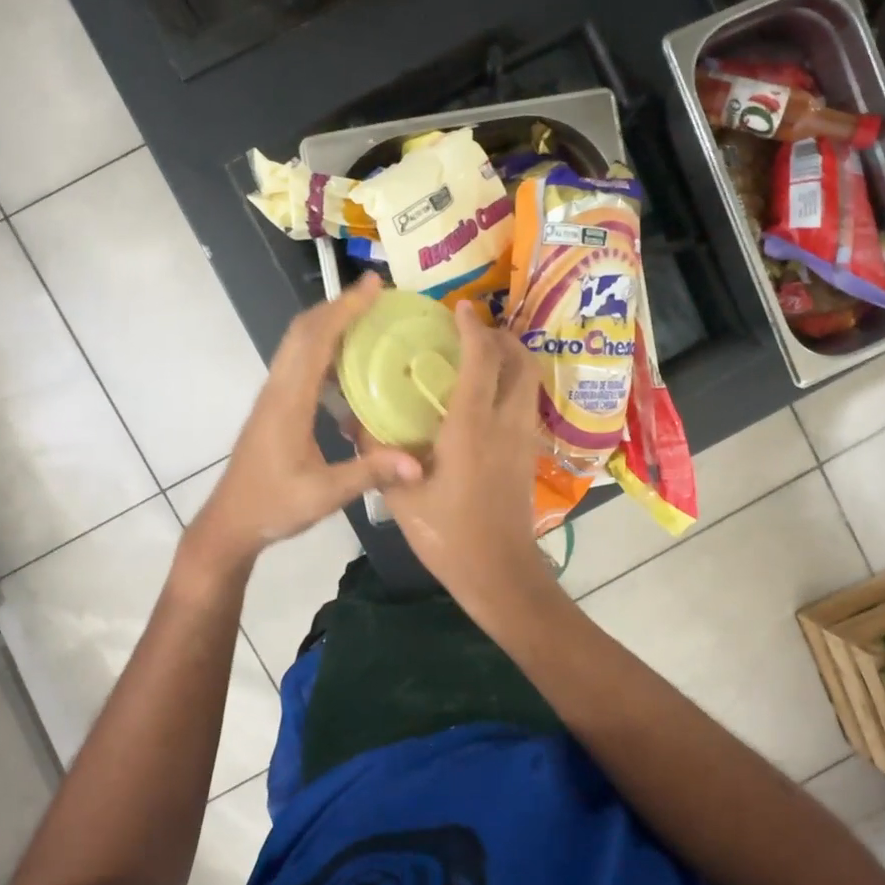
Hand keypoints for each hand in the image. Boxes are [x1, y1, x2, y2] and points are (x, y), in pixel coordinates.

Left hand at [188, 274, 422, 568]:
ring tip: (367, 317)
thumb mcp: (324, 495)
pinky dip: (323, 346)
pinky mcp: (275, 406)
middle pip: (303, 331)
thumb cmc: (273, 506)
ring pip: (298, 344)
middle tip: (377, 293)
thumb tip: (419, 464)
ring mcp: (273, 396)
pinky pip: (299, 362)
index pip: (315, 340)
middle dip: (339, 305)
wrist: (230, 522)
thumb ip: (369, 474)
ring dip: (329, 322)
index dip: (344, 308)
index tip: (374, 286)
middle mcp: (278, 389)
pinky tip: (350, 361)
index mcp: (288, 401)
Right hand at [370, 301, 547, 607]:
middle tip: (472, 332)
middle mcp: (505, 424)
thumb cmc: (448, 536)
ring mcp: (523, 439)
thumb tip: (354, 423)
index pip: (482, 360)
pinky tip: (485, 398)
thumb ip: (379, 456)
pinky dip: (512, 385)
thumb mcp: (401, 498)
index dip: (472, 329)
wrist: (499, 574)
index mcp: (471, 428)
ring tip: (480, 357)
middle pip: (520, 362)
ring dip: (511, 359)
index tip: (458, 310)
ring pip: (529, 382)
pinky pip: (526, 403)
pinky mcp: (528, 455)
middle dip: (500, 337)